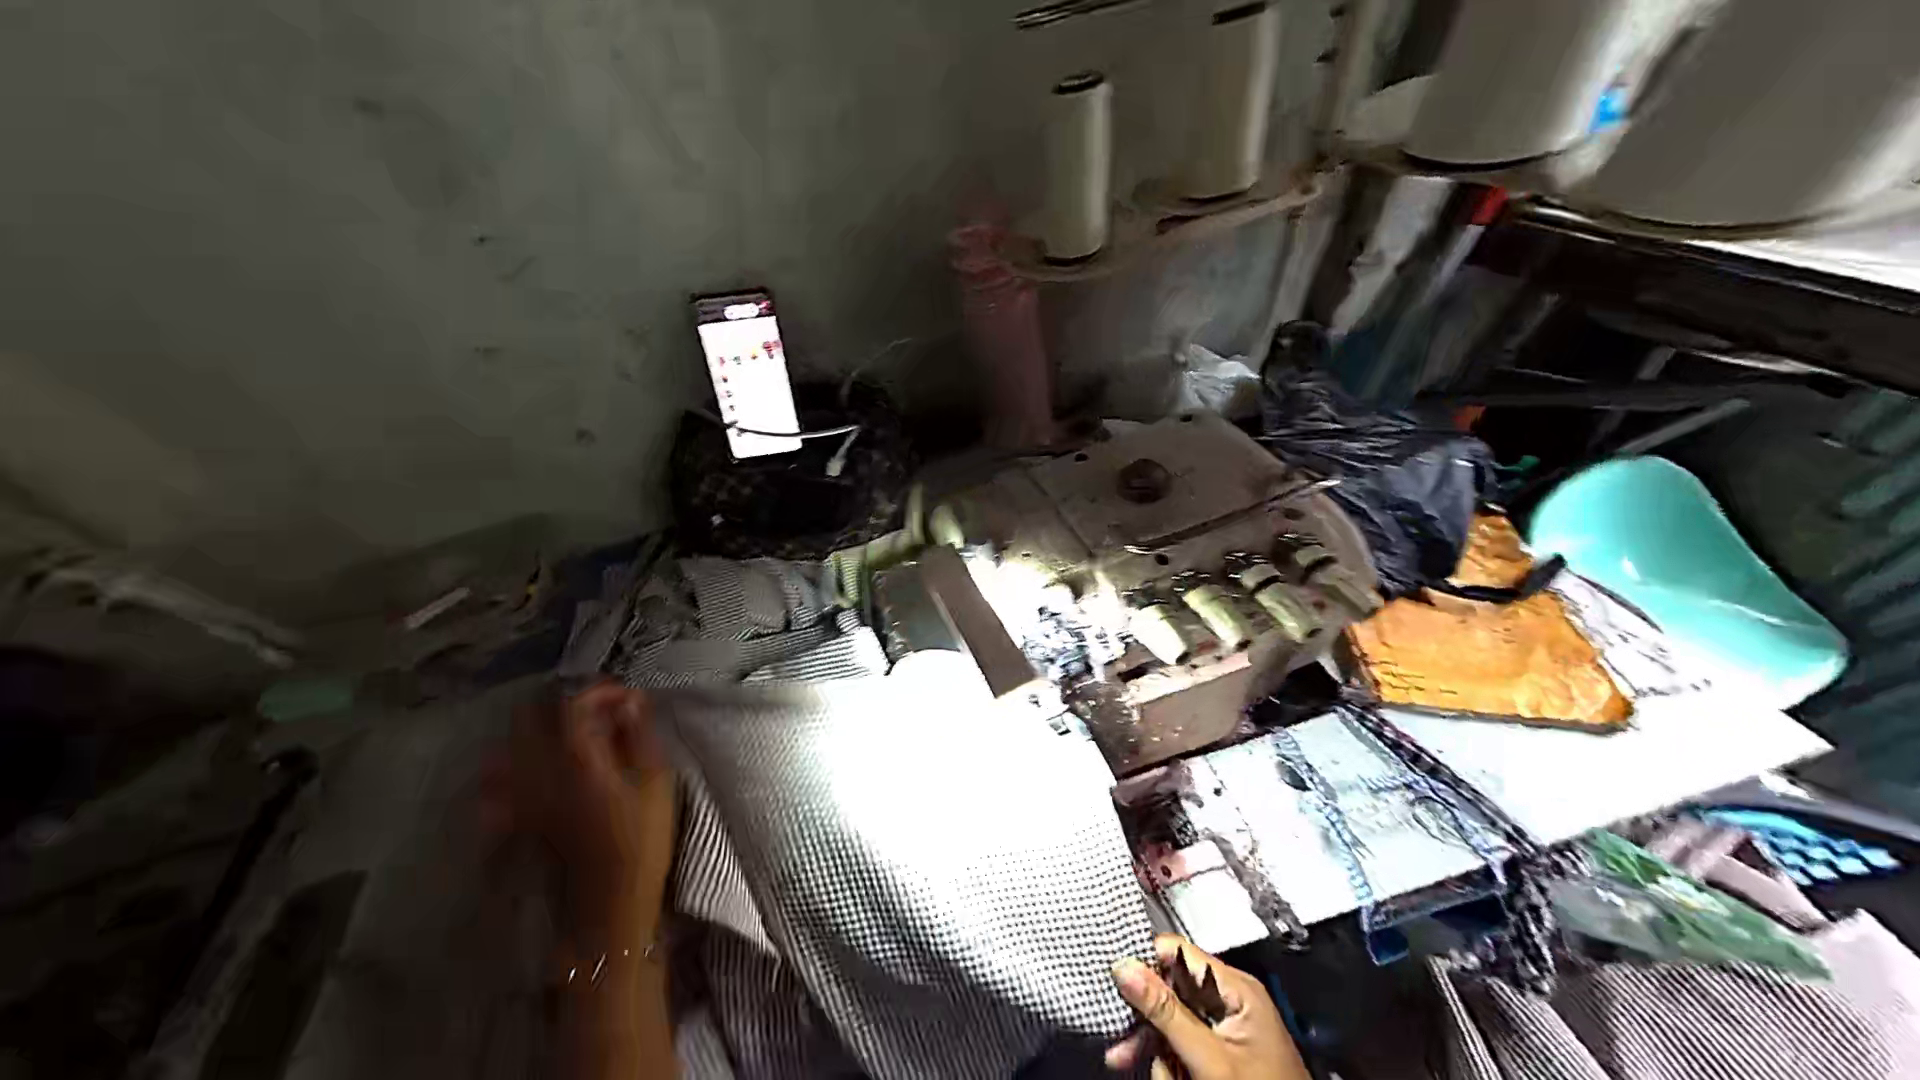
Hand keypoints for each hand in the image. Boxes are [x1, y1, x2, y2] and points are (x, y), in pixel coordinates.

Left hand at [483, 681, 675, 936]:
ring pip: (508, 747)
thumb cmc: (642, 842)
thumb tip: (630, 699)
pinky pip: (496, 784)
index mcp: (578, 762)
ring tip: (566, 733)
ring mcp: (520, 799)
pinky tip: (530, 770)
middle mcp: (539, 774)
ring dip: (536, 730)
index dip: (599, 691)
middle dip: (560, 703)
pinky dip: (511, 768)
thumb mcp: (657, 783)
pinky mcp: (515, 821)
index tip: (626, 695)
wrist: (608, 907)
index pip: (574, 706)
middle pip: (528, 720)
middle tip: (595, 708)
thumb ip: (640, 736)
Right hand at [1107, 934, 1307, 1079]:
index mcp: (1236, 988)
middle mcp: (1231, 1000)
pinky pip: (1184, 1043)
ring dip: (1155, 1049)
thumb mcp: (1209, 1059)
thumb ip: (1166, 1011)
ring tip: (1149, 1072)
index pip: (1177, 953)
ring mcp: (1226, 1028)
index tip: (1116, 984)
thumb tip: (1124, 966)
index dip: (1144, 965)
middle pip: (1171, 990)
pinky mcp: (1222, 1053)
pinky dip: (1169, 1061)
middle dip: (1146, 1022)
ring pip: (1172, 1022)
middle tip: (1121, 1045)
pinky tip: (1164, 1077)